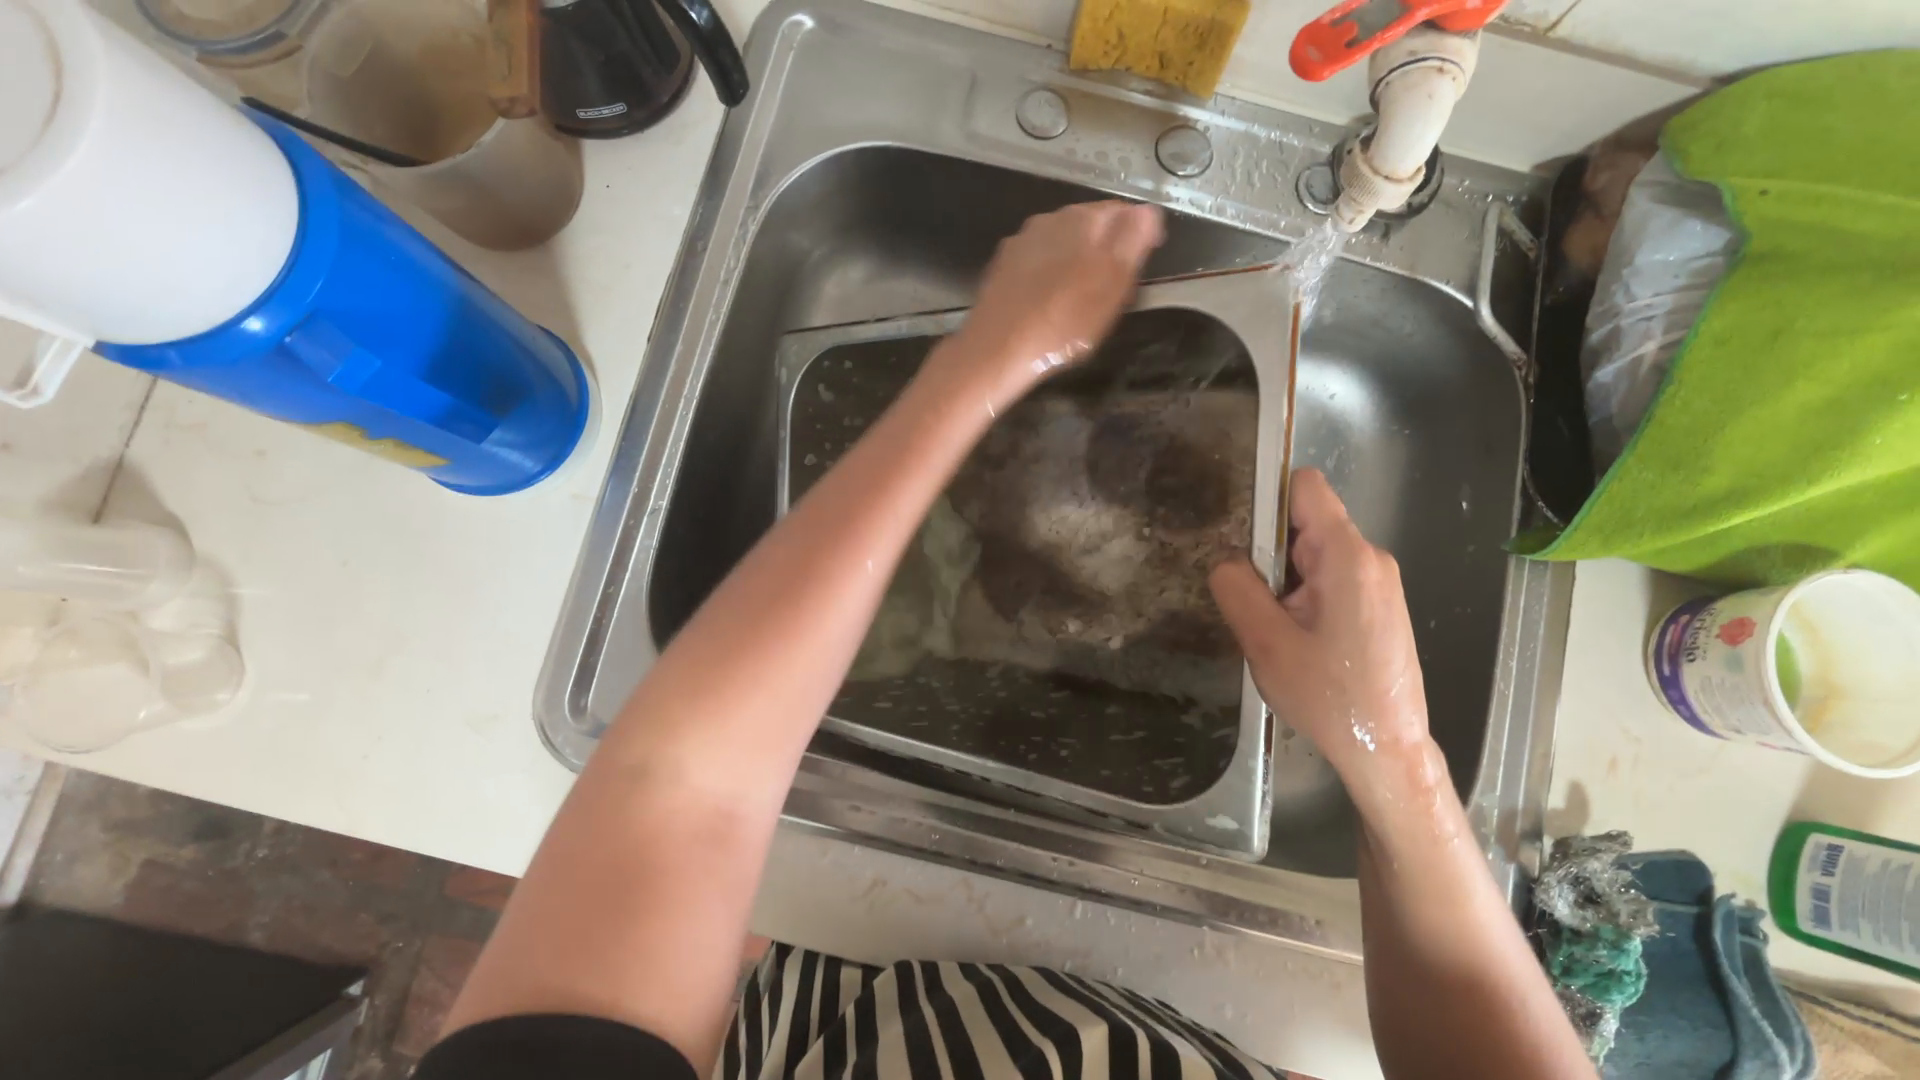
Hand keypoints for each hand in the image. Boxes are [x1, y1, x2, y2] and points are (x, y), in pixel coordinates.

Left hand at [926, 201, 1164, 409]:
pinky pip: (1038, 264)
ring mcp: (1021, 243)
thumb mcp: (1113, 283)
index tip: (1148, 260)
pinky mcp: (1002, 268)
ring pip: (1062, 244)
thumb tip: (1148, 211)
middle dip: (1107, 248)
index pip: (1124, 212)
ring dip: (1078, 261)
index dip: (1140, 234)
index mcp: (1083, 219)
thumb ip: (1133, 240)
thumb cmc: (1064, 321)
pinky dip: (1051, 275)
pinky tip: (1051, 302)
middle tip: (1118, 284)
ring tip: (1085, 296)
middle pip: (1090, 227)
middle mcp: (1049, 219)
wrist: (997, 350)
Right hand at [1208, 469, 1432, 783]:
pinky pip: (1332, 578)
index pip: (1305, 487)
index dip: (1267, 497)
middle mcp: (1371, 559)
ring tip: (1275, 626)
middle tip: (1253, 599)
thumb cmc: (1329, 697)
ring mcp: (1380, 583)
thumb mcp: (1266, 644)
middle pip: (1307, 523)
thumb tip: (1226, 560)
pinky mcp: (1380, 606)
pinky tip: (1297, 638)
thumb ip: (1237, 589)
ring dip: (1287, 580)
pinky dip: (1306, 595)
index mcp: (1347, 557)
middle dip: (1271, 552)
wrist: (1386, 750)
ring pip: (1316, 554)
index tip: (1240, 534)